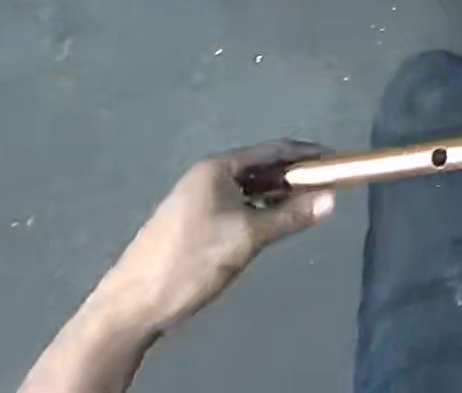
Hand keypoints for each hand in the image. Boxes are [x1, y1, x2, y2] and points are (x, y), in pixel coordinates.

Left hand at [92, 140, 337, 335]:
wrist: (125, 312)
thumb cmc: (190, 262)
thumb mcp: (248, 237)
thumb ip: (292, 215)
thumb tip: (332, 200)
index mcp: (218, 168)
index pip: (275, 150)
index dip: (308, 154)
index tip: (336, 161)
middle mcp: (207, 176)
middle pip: (263, 167)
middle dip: (295, 175)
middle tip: (325, 186)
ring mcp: (196, 199)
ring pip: (250, 187)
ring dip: (279, 194)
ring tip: (305, 205)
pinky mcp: (191, 222)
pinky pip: (238, 202)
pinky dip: (261, 207)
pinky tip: (273, 221)